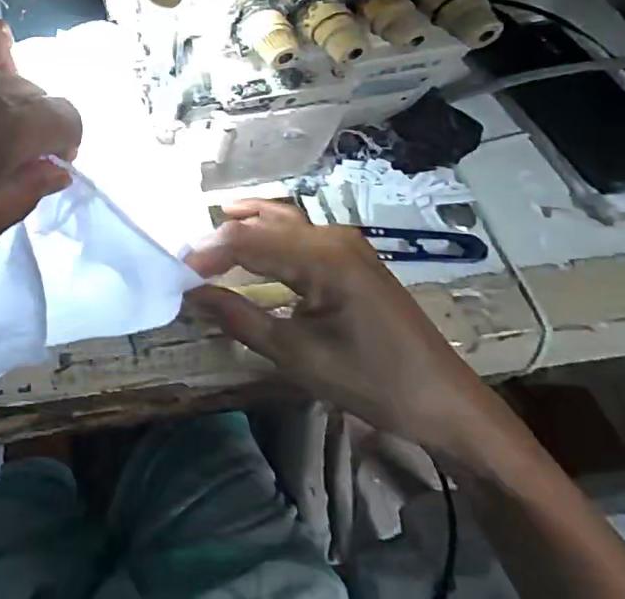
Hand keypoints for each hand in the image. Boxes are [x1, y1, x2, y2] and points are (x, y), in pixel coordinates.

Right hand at [182, 200, 502, 466]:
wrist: (448, 405)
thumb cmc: (374, 382)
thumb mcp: (298, 356)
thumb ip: (240, 319)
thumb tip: (191, 295)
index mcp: (323, 258)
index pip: (248, 241)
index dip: (207, 254)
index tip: (176, 272)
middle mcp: (333, 238)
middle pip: (262, 225)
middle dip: (220, 240)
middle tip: (185, 263)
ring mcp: (346, 243)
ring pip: (281, 219)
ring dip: (242, 228)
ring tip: (206, 243)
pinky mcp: (352, 256)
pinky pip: (298, 231)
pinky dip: (266, 231)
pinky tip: (249, 234)